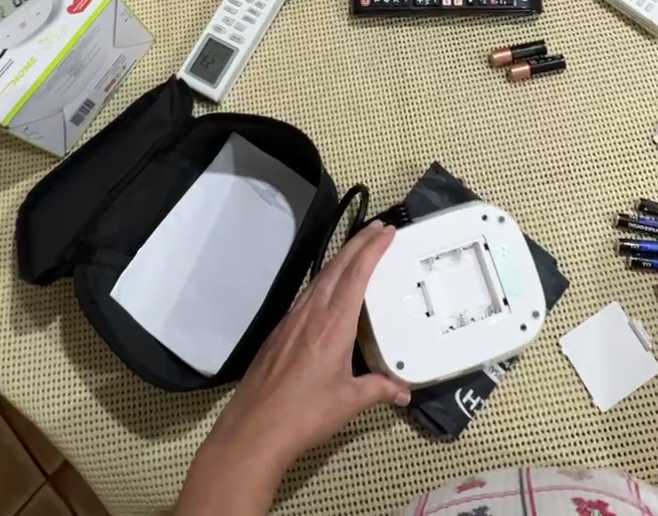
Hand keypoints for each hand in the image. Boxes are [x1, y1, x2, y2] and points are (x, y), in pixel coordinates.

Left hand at [208, 221, 411, 463]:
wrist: (254, 428)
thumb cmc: (304, 414)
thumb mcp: (348, 402)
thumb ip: (378, 390)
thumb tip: (403, 392)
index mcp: (334, 323)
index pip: (357, 274)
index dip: (373, 249)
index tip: (388, 231)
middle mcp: (313, 312)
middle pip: (338, 265)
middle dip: (360, 242)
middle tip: (379, 228)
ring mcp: (294, 318)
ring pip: (322, 276)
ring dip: (343, 257)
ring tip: (359, 248)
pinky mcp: (281, 329)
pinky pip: (309, 291)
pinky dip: (326, 277)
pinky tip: (330, 284)